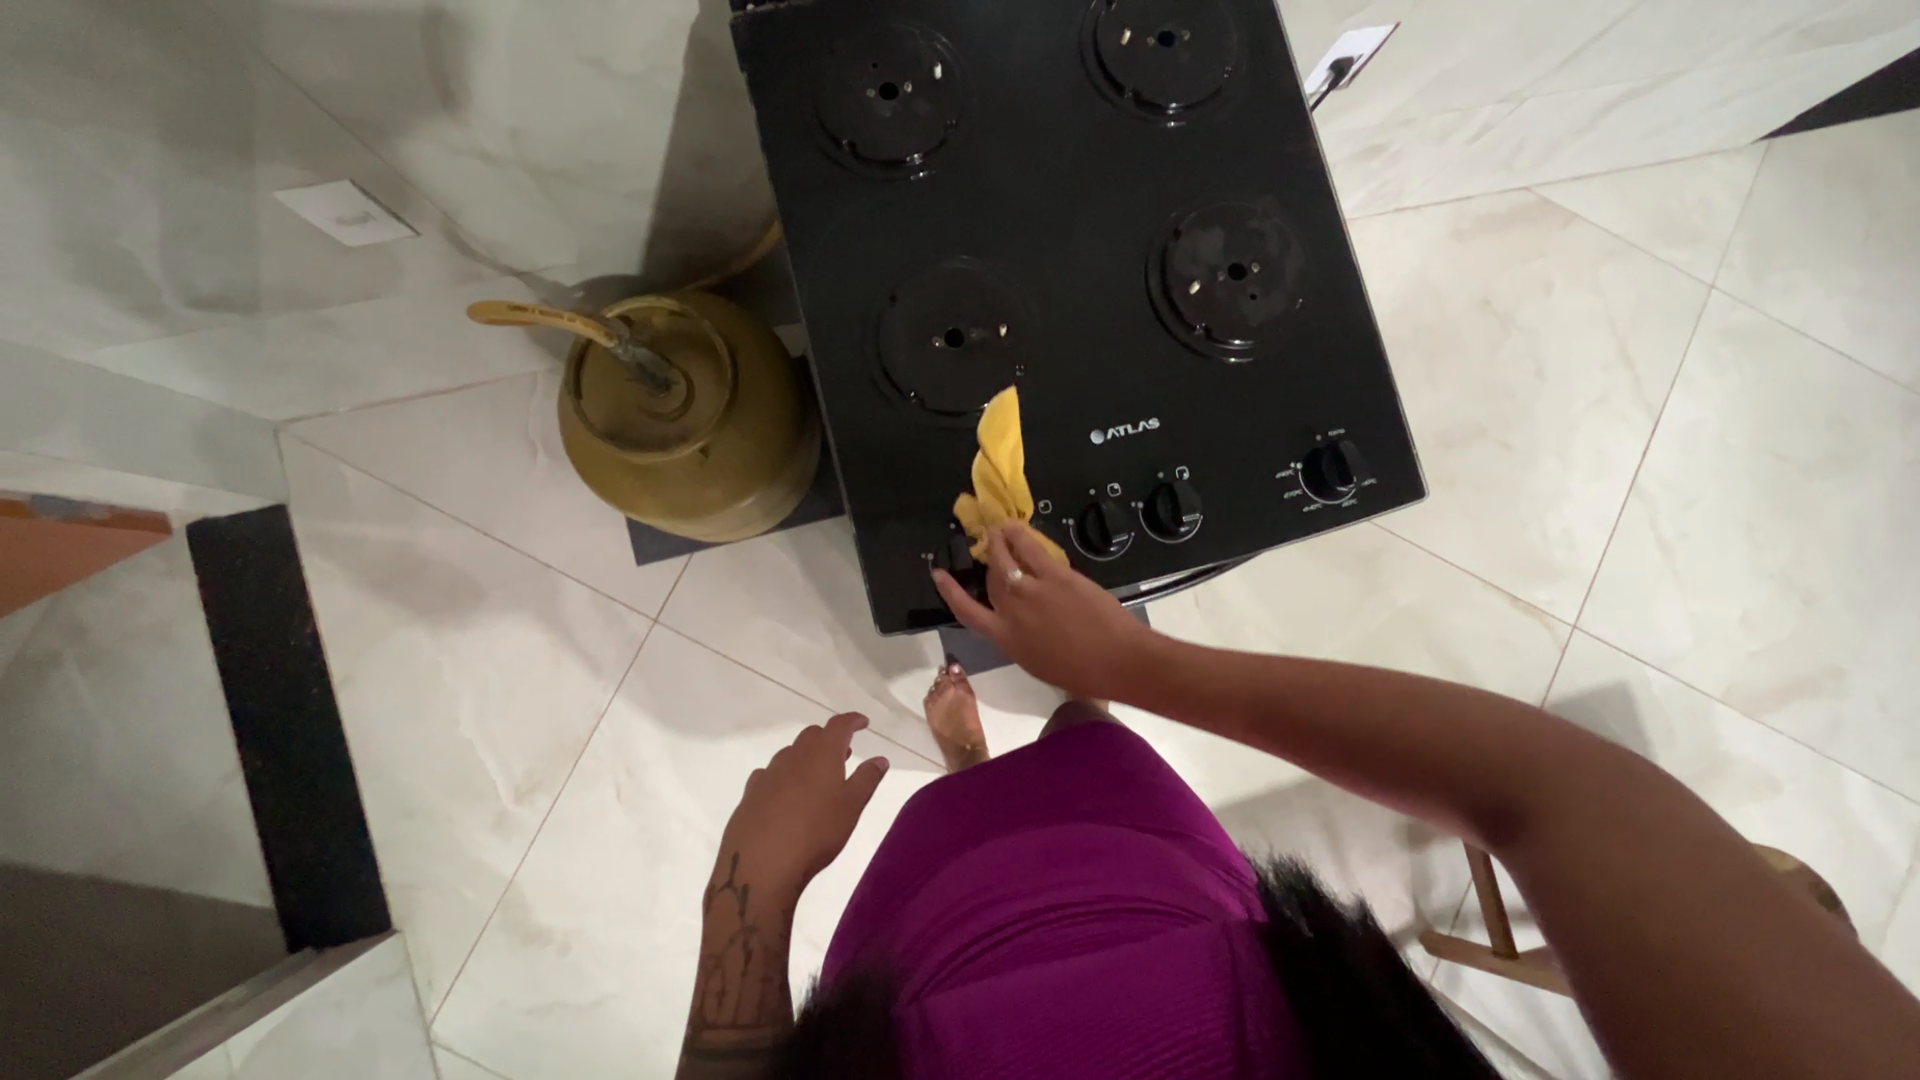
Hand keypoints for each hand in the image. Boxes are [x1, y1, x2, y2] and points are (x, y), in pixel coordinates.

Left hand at [714, 713, 888, 895]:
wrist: (761, 865)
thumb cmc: (816, 834)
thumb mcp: (851, 808)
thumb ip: (867, 779)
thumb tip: (880, 758)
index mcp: (822, 755)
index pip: (839, 725)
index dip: (852, 720)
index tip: (863, 723)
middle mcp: (793, 757)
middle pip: (812, 735)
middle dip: (829, 739)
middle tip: (843, 754)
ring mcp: (768, 774)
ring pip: (790, 753)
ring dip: (805, 756)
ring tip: (816, 776)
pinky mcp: (750, 793)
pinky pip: (769, 774)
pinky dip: (782, 775)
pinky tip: (784, 793)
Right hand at [931, 522, 1156, 700]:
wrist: (1116, 659)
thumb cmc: (1083, 673)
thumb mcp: (1038, 663)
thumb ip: (1021, 640)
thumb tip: (1018, 624)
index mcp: (1005, 639)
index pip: (966, 612)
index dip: (950, 591)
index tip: (938, 574)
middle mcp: (1010, 611)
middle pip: (990, 579)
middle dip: (987, 561)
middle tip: (987, 545)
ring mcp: (1031, 590)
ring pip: (1005, 559)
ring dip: (998, 541)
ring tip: (998, 529)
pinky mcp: (1054, 575)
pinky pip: (1029, 549)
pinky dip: (1019, 535)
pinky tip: (1015, 528)